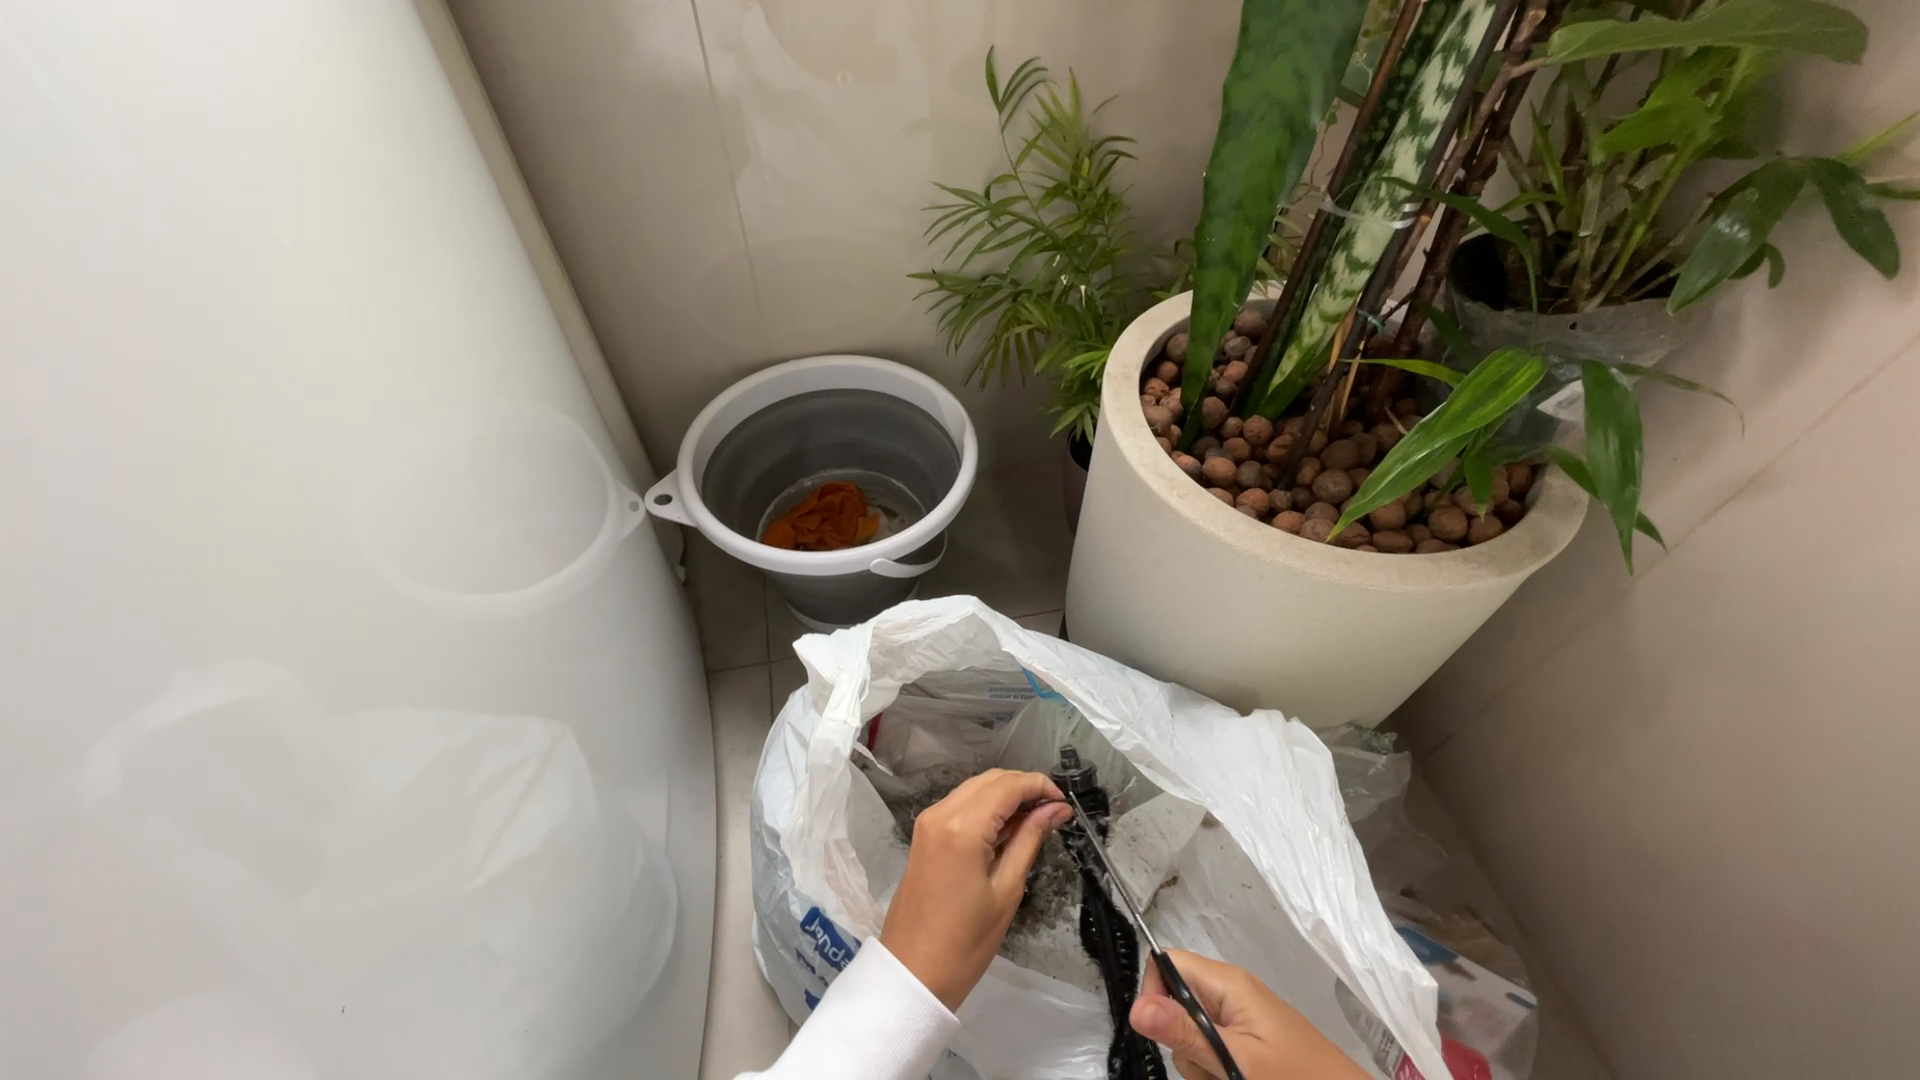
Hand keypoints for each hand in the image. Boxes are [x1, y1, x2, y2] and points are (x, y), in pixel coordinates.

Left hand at [880, 769, 1072, 1009]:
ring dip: (1005, 796)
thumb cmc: (966, 942)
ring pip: (975, 788)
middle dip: (1023, 787)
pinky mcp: (924, 833)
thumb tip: (1056, 809)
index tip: (1065, 802)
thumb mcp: (1007, 890)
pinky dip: (986, 808)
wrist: (913, 973)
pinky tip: (1007, 829)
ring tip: (1036, 820)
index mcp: (962, 826)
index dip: (1040, 786)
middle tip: (1054, 811)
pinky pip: (961, 805)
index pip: (1008, 786)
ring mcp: (928, 821)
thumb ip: (1030, 839)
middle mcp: (941, 812)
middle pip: (990, 780)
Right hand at [1130, 950, 1368, 1079]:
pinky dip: (1217, 1070)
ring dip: (1201, 1064)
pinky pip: (1214, 1049)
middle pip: (1177, 1002)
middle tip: (1211, 1068)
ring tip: (1229, 1079)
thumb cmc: (1296, 1079)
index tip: (1160, 1033)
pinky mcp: (1250, 1043)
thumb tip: (1134, 1008)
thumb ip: (1186, 1033)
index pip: (1167, 962)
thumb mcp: (1237, 1061)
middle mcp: (1230, 992)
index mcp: (1227, 982)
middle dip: (1182, 1041)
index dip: (1154, 992)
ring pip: (1192, 1033)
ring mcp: (1241, 1019)